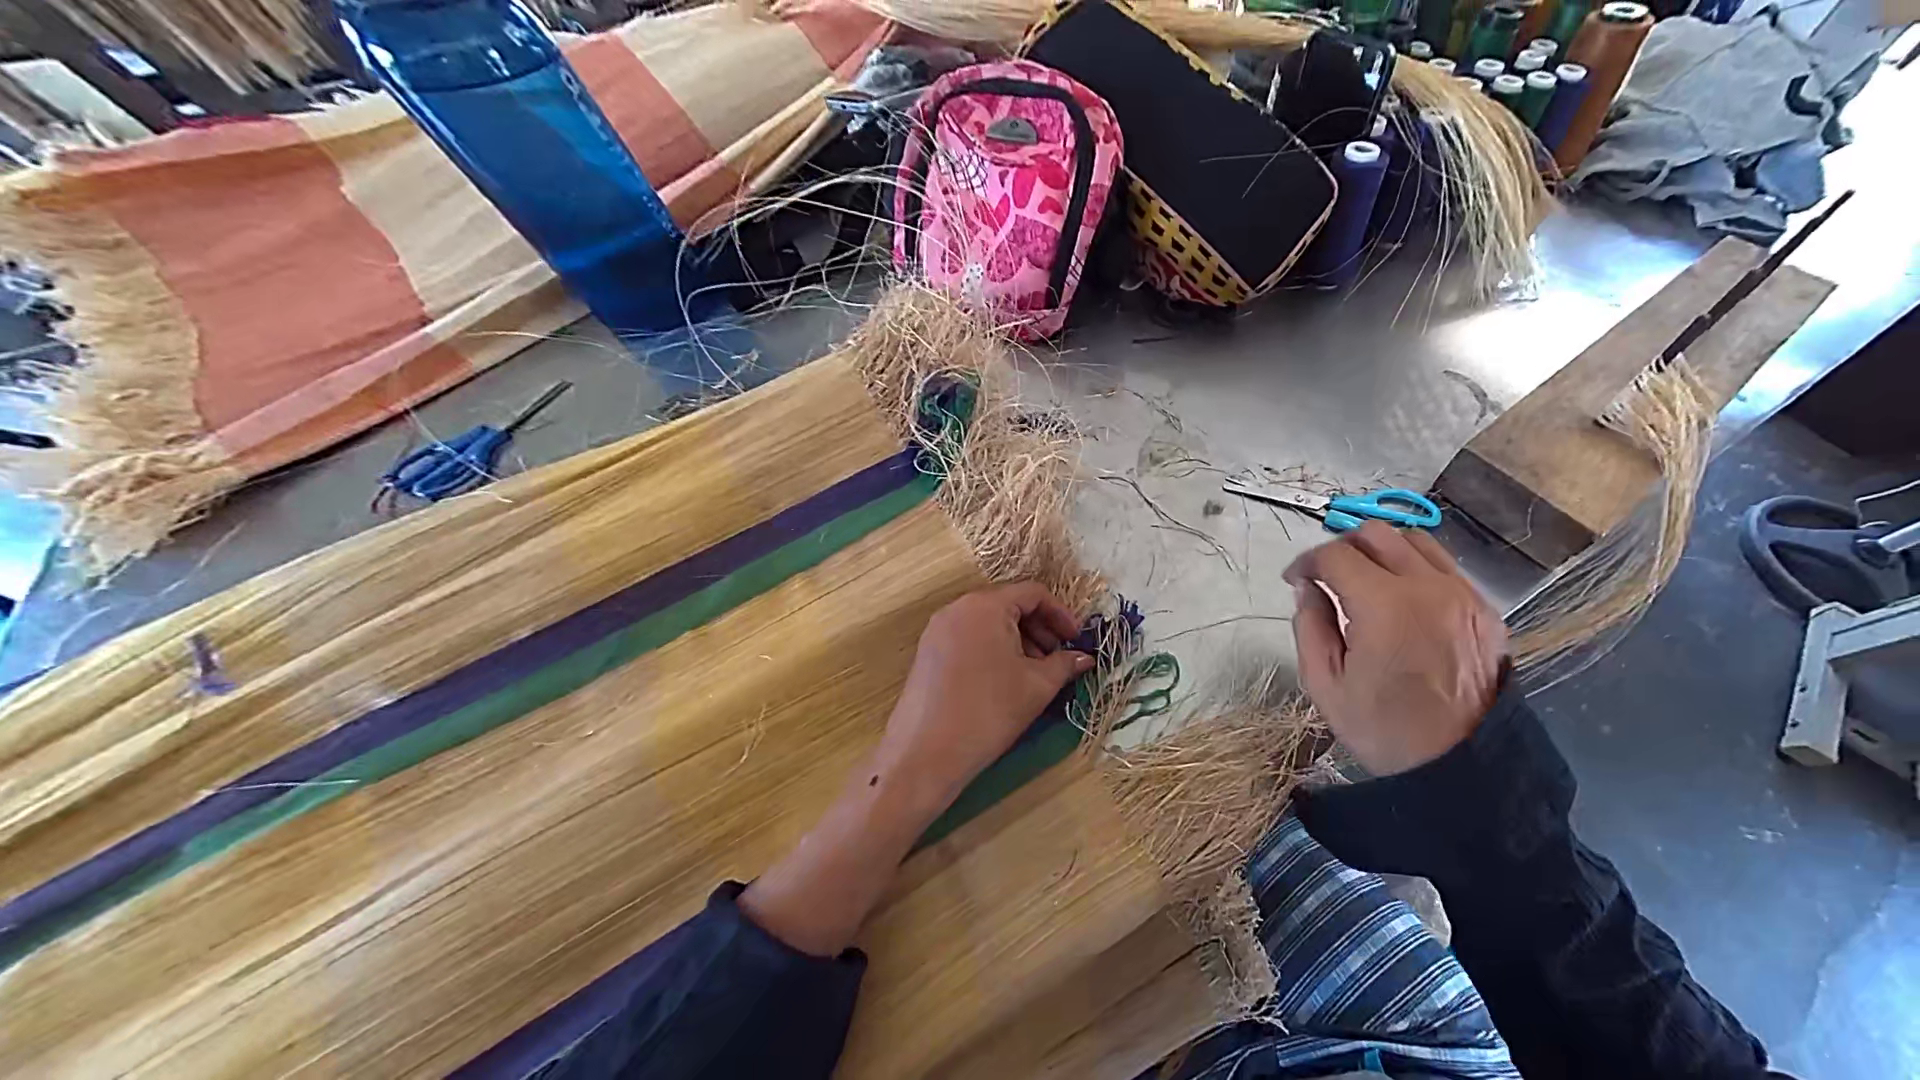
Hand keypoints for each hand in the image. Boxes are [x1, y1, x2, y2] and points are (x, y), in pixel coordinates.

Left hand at [741, 583, 1091, 955]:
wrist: (914, 767)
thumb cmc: (979, 722)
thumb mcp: (1031, 692)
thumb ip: (1060, 666)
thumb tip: (1082, 657)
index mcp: (977, 608)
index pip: (1030, 591)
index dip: (1062, 613)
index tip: (1079, 645)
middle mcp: (951, 612)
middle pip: (1008, 607)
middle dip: (1040, 632)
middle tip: (1061, 667)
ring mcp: (934, 638)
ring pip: (987, 628)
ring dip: (1017, 647)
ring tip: (1038, 685)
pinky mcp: (924, 663)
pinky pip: (969, 646)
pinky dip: (994, 660)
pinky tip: (1005, 694)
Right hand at [1285, 521, 1505, 775]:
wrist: (1463, 766)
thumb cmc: (1383, 729)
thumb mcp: (1324, 683)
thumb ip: (1309, 625)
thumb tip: (1307, 588)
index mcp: (1384, 607)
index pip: (1335, 556)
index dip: (1306, 562)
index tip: (1294, 580)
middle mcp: (1429, 589)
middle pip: (1376, 534)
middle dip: (1341, 548)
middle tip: (1324, 576)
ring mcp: (1464, 596)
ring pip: (1414, 541)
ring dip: (1380, 551)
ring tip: (1362, 580)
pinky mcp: (1485, 611)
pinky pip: (1444, 567)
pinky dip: (1413, 568)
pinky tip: (1399, 598)